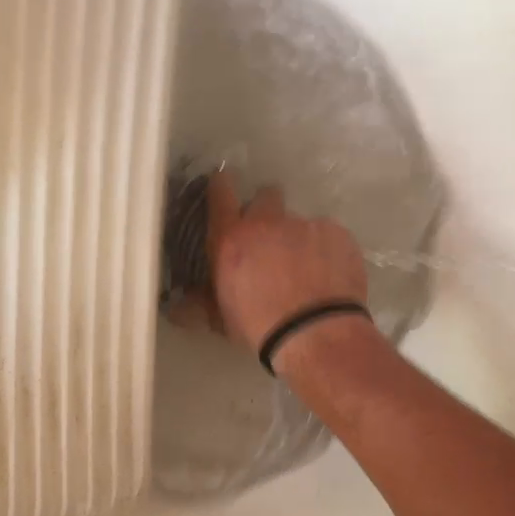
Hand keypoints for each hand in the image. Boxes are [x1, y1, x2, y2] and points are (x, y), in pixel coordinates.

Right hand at [206, 170, 368, 354]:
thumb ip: (199, 304)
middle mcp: (266, 222)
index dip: (220, 185)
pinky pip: (328, 234)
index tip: (223, 182)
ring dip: (295, 236)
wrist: (315, 334)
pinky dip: (324, 249)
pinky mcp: (338, 234)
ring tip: (303, 266)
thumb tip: (176, 309)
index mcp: (231, 239)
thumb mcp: (219, 317)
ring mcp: (305, 225)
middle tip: (267, 236)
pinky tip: (326, 274)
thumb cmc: (258, 325)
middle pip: (266, 196)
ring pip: (297, 221)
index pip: (220, 194)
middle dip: (265, 208)